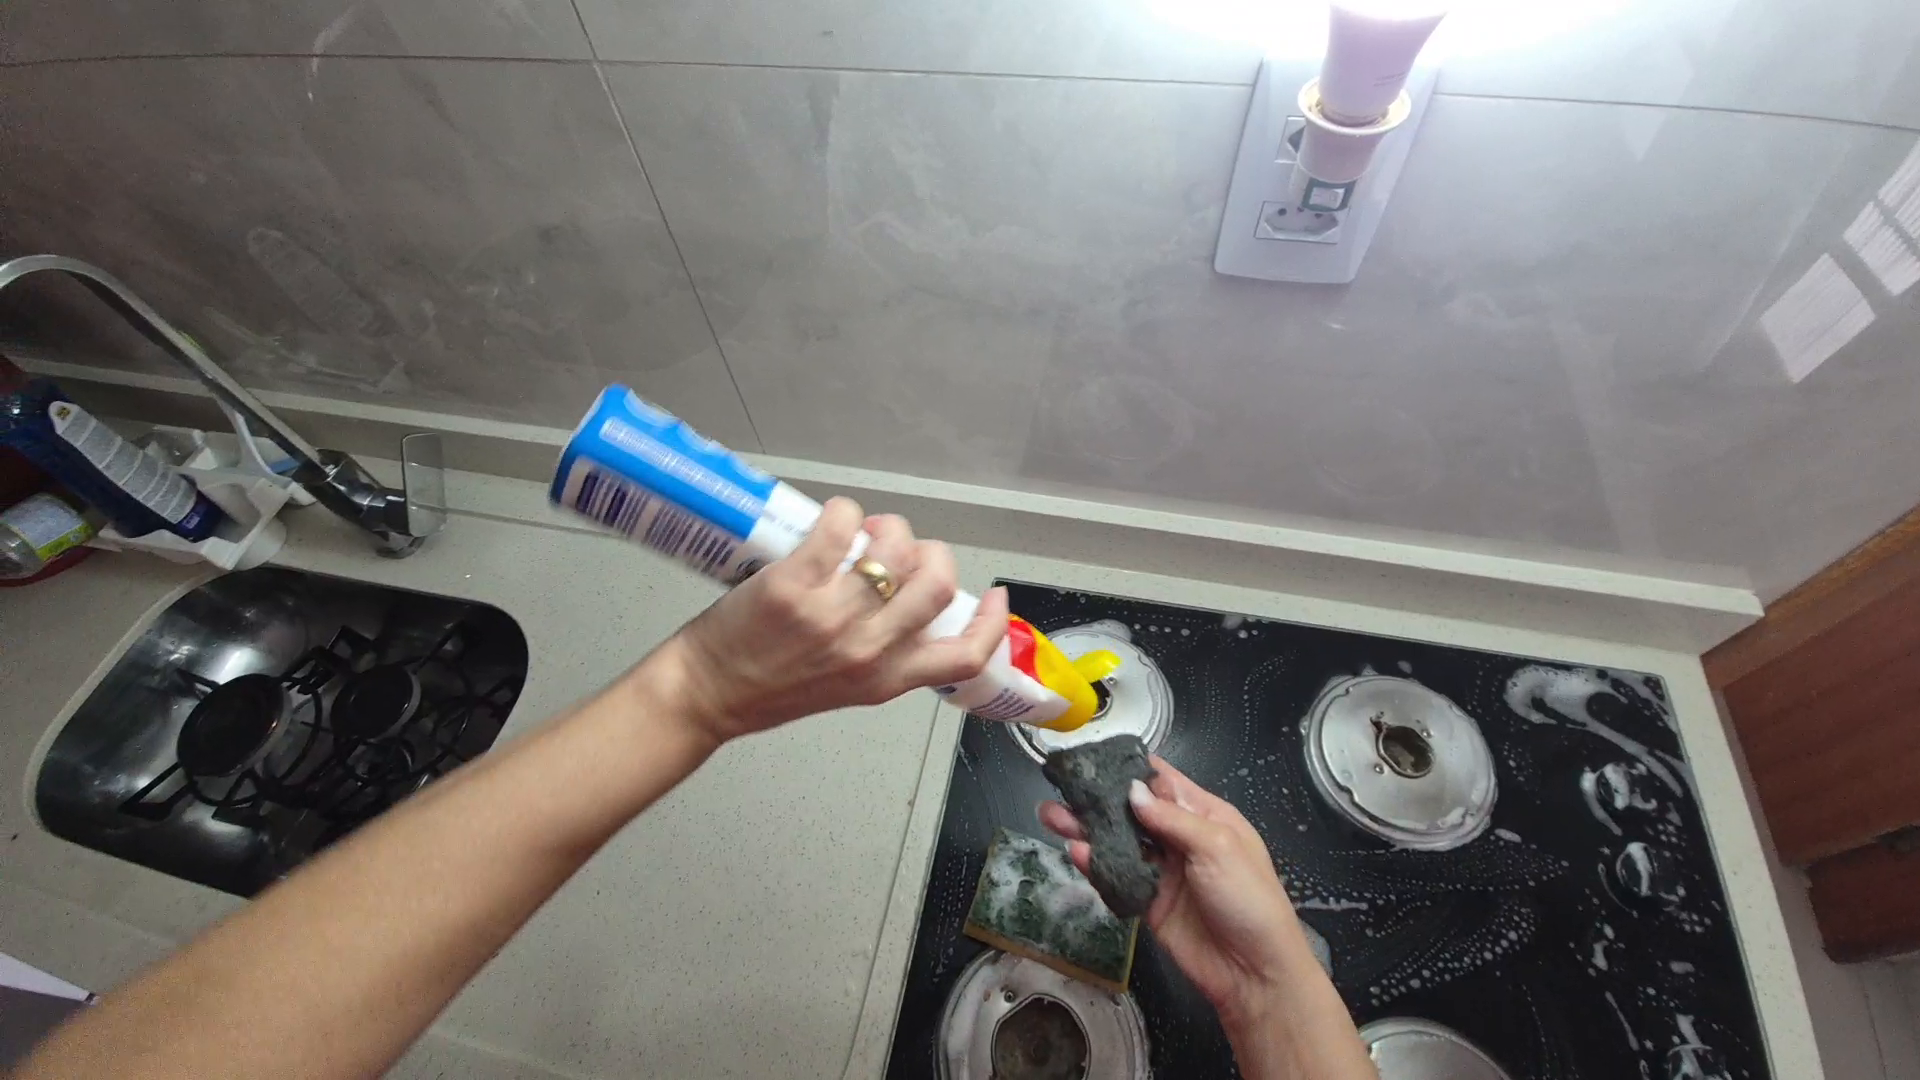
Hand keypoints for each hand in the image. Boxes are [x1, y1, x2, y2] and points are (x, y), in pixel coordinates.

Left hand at [660, 497, 1008, 743]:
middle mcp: (867, 651)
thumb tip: (908, 600)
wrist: (706, 695)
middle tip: (903, 550)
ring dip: (888, 528)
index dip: (991, 622)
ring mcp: (832, 617)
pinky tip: (836, 519)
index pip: (965, 656)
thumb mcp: (846, 688)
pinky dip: (846, 512)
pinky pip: (842, 528)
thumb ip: (885, 653)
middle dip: (931, 553)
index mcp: (885, 680)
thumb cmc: (771, 690)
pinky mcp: (795, 585)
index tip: (994, 597)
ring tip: (865, 532)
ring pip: (895, 551)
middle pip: (937, 584)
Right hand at [1040, 757, 1308, 1029]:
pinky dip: (1094, 863)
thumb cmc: (1249, 900)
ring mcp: (1160, 869)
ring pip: (1117, 840)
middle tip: (1060, 786)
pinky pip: (1115, 876)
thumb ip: (1172, 818)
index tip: (1093, 756)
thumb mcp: (1218, 848)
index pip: (1161, 781)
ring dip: (1085, 828)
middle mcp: (1177, 837)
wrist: (1256, 975)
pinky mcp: (1146, 900)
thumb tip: (1132, 790)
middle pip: (1130, 810)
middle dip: (1096, 797)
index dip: (1128, 767)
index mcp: (1202, 815)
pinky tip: (1075, 851)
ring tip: (1051, 815)